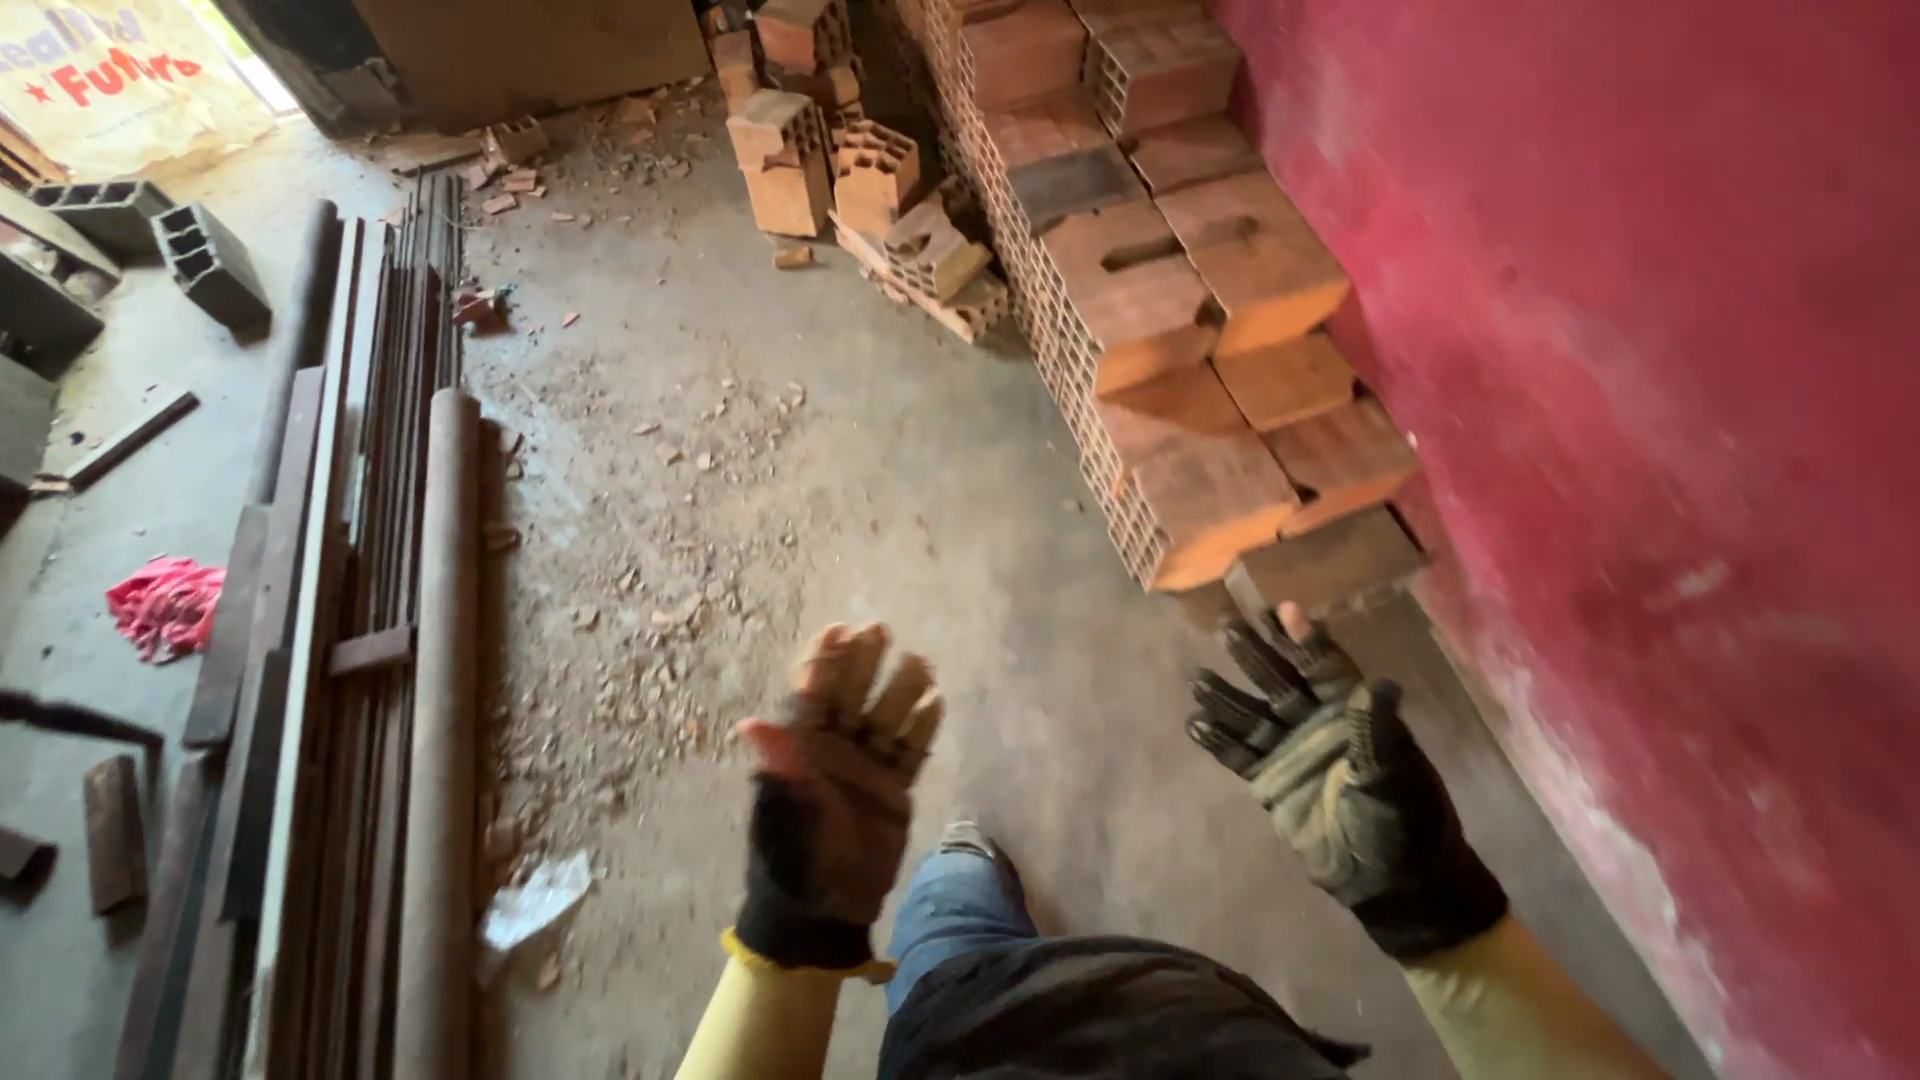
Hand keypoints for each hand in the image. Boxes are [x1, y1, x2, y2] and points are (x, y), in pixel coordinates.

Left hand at [732, 623, 943, 970]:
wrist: (827, 912)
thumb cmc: (794, 860)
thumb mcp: (786, 814)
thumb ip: (780, 767)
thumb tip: (750, 722)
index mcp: (802, 750)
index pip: (811, 696)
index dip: (823, 662)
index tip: (838, 630)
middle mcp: (835, 749)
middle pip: (851, 696)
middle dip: (863, 663)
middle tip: (878, 629)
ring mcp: (867, 766)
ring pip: (885, 717)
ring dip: (899, 688)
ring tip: (919, 661)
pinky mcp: (894, 787)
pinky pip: (911, 749)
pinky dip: (923, 726)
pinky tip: (936, 700)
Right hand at [1186, 604, 1506, 959]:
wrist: (1389, 881)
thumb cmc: (1405, 823)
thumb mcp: (1396, 777)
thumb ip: (1378, 733)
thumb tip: (1378, 684)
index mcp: (1353, 714)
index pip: (1324, 669)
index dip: (1305, 641)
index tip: (1283, 611)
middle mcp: (1316, 723)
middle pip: (1280, 681)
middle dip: (1256, 655)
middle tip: (1228, 626)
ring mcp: (1290, 750)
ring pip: (1252, 713)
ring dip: (1226, 696)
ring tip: (1199, 678)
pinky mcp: (1270, 780)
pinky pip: (1239, 753)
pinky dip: (1217, 740)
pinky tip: (1195, 724)